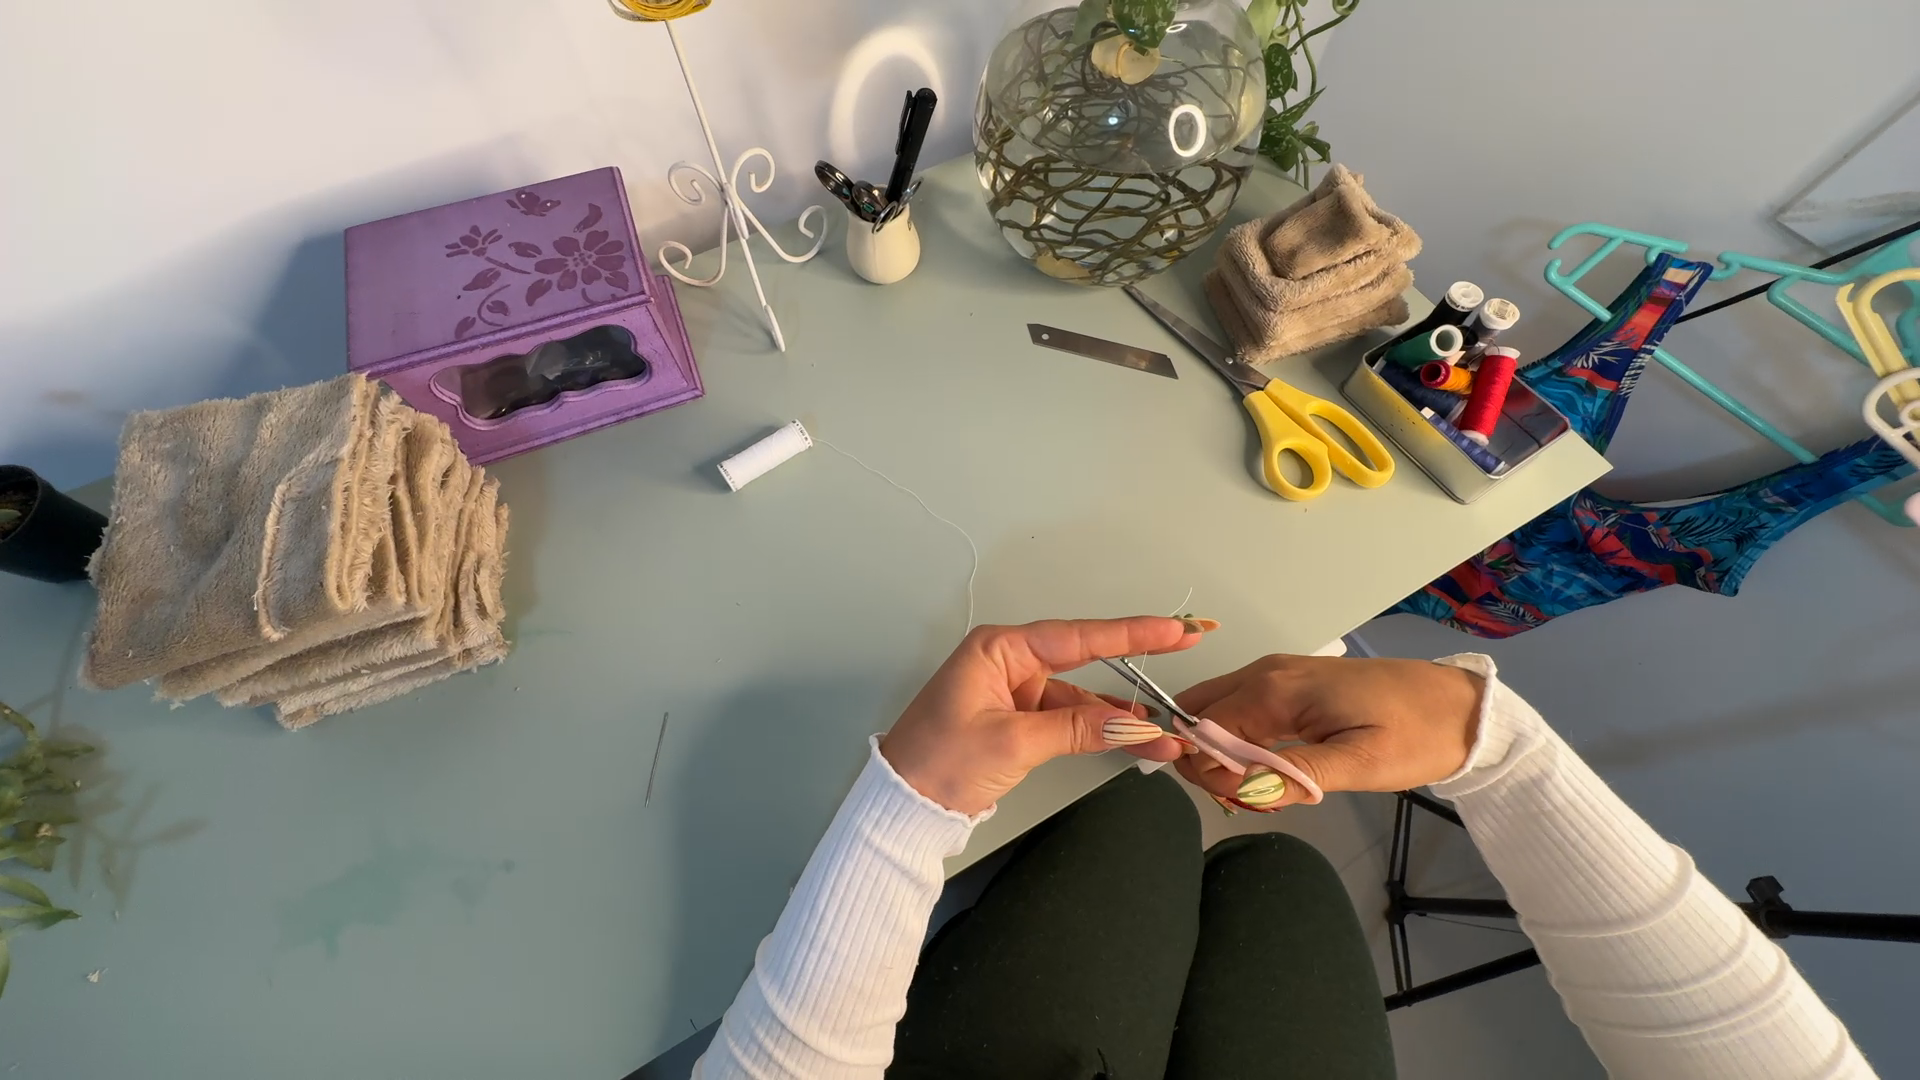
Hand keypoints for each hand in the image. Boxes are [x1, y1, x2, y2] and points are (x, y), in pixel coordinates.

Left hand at [881, 617, 1208, 814]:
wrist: (903, 805)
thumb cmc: (942, 761)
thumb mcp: (1011, 742)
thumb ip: (1076, 728)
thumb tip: (1136, 723)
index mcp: (1000, 649)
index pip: (1076, 635)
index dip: (1131, 633)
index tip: (1175, 627)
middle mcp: (1011, 661)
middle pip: (1085, 658)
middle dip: (1135, 660)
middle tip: (1188, 643)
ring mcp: (1017, 690)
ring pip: (1082, 695)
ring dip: (1121, 715)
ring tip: (1169, 731)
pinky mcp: (1021, 719)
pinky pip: (1069, 718)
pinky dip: (1099, 730)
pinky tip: (1136, 739)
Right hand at [1174, 655, 1484, 810]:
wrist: (1460, 704)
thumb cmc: (1416, 734)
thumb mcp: (1362, 764)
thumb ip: (1297, 775)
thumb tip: (1242, 789)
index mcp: (1274, 690)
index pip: (1204, 728)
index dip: (1207, 767)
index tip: (1240, 798)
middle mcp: (1263, 674)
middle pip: (1197, 713)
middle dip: (1203, 757)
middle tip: (1242, 794)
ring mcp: (1273, 673)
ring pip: (1213, 709)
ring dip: (1217, 749)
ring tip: (1257, 785)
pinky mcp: (1286, 682)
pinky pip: (1237, 706)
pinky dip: (1234, 737)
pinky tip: (1265, 767)